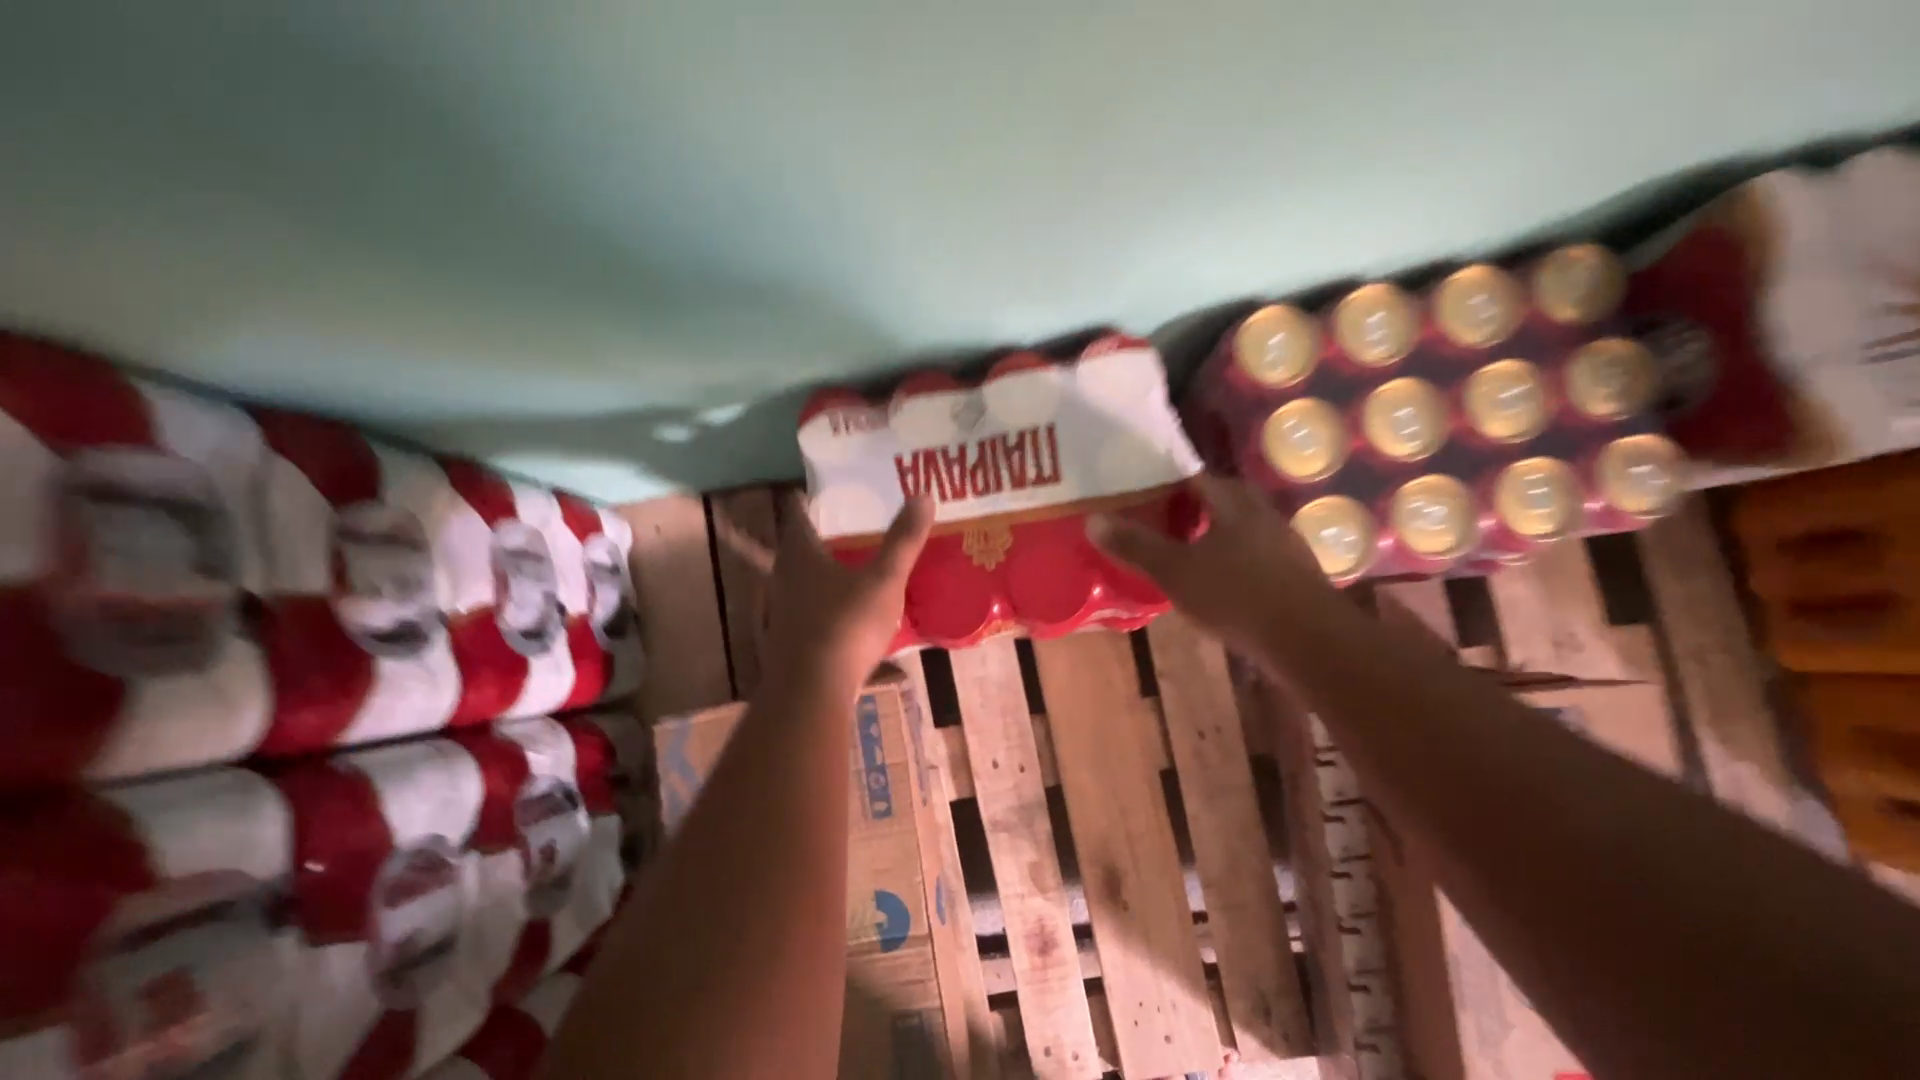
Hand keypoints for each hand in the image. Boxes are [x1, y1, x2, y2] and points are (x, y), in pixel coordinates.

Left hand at [762, 495, 933, 696]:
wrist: (811, 692)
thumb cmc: (845, 625)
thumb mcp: (884, 580)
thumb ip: (903, 540)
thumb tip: (922, 495)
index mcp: (800, 555)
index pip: (796, 516)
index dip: (805, 501)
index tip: (816, 491)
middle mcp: (781, 579)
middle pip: (794, 550)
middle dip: (814, 539)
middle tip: (840, 529)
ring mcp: (778, 614)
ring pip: (795, 585)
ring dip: (814, 577)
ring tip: (842, 571)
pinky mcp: (784, 645)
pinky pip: (801, 616)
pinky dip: (816, 610)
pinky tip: (837, 618)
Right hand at [1087, 473, 1331, 654]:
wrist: (1307, 640)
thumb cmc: (1236, 596)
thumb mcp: (1175, 571)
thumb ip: (1136, 546)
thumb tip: (1093, 520)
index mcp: (1234, 504)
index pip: (1198, 478)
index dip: (1169, 481)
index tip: (1143, 491)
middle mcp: (1264, 515)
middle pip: (1226, 500)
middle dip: (1197, 506)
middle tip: (1165, 519)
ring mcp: (1286, 546)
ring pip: (1245, 529)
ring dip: (1219, 535)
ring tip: (1189, 552)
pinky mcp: (1297, 576)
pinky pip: (1259, 558)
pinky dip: (1237, 563)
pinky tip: (1222, 585)